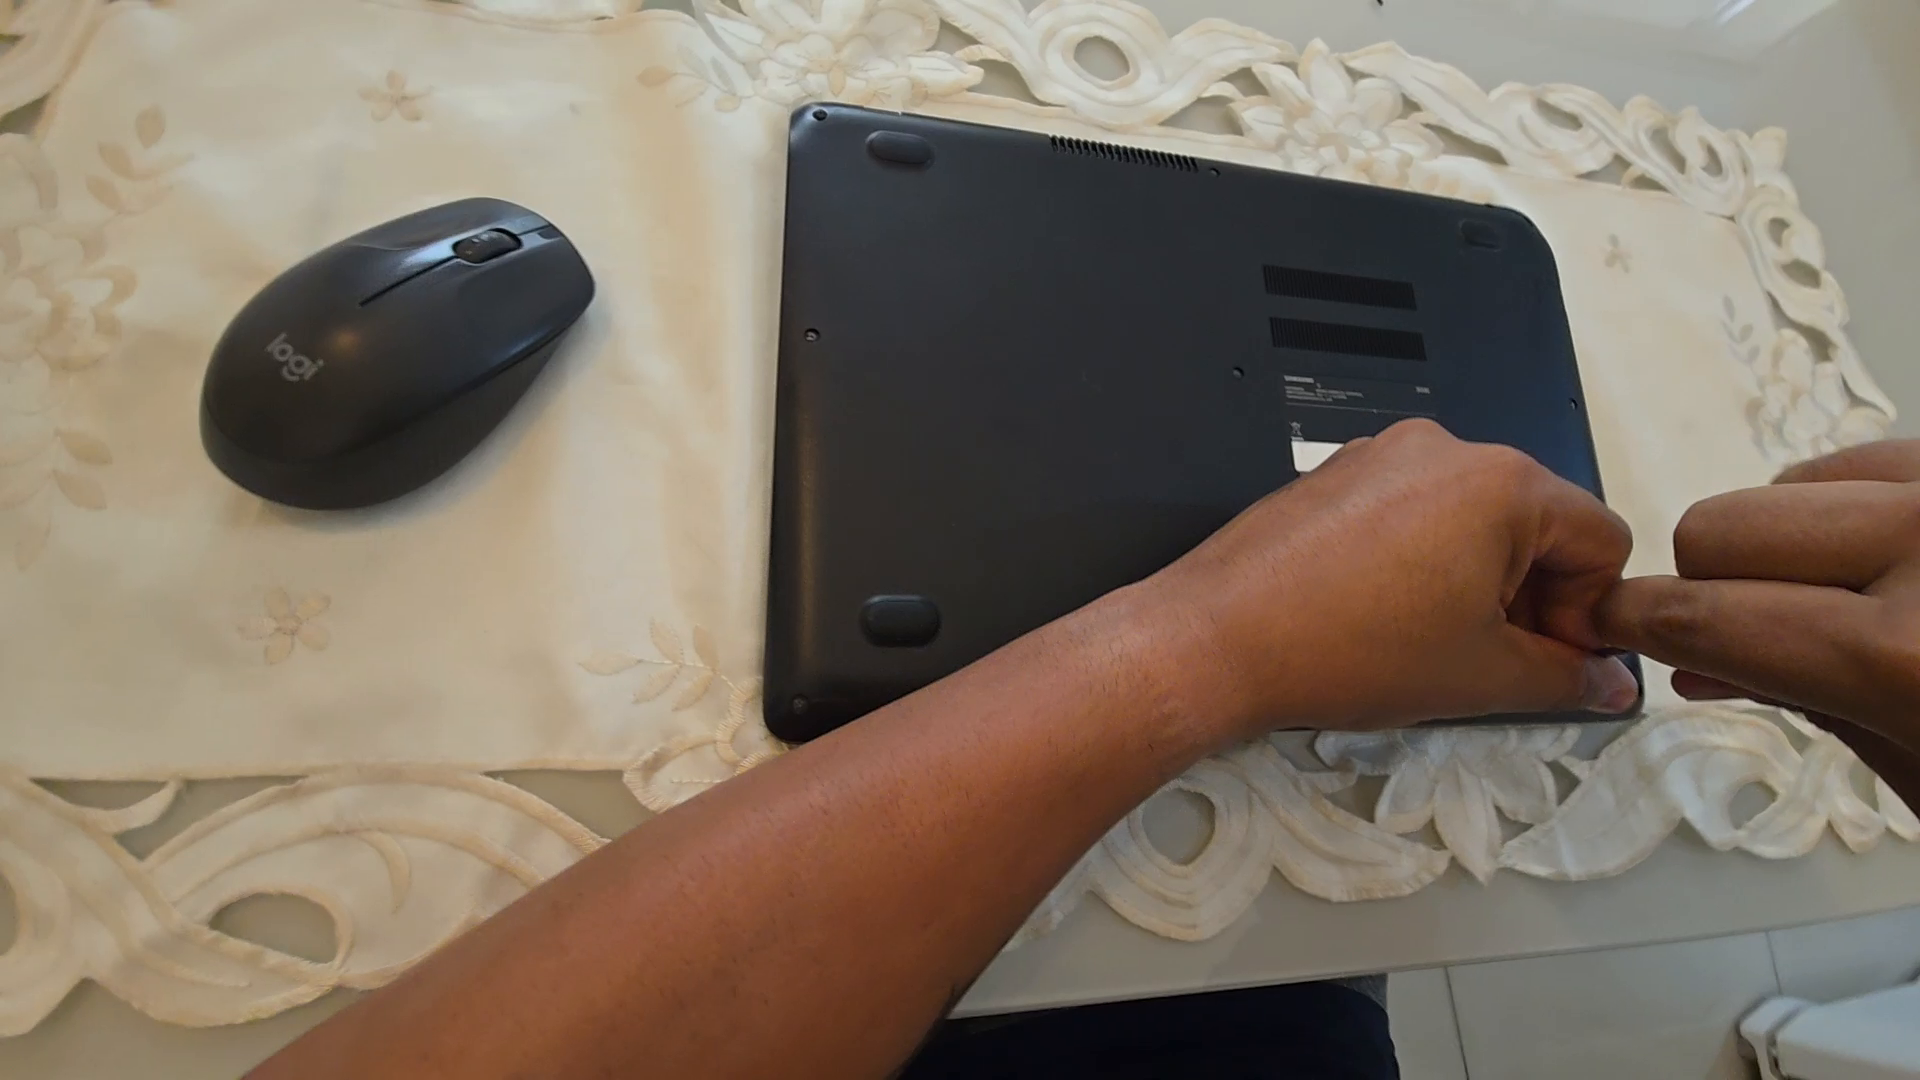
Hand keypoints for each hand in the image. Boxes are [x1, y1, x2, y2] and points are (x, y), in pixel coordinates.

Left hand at [1132, 418, 1638, 737]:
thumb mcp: (1479, 676)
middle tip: (1481, 654)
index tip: (1543, 660)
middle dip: (1524, 593)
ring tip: (1417, 637)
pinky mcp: (1321, 479)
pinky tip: (1369, 608)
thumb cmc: (1351, 652)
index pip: (1599, 541)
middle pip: (1527, 522)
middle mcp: (1434, 449)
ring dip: (1465, 577)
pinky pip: (1396, 513)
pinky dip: (1408, 558)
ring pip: (1458, 518)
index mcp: (1498, 480)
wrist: (1214, 636)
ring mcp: (1368, 459)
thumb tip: (1606, 683)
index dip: (1585, 612)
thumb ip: (1564, 677)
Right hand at [1596, 440, 1919, 802]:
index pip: (1695, 612)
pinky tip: (1918, 563)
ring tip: (1859, 596)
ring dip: (1796, 541)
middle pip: (1724, 524)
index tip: (1595, 624)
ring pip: (1800, 478)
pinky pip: (1892, 457)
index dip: (1624, 620)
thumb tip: (1687, 660)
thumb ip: (1794, 700)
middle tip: (1757, 632)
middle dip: (1713, 581)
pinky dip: (1870, 509)